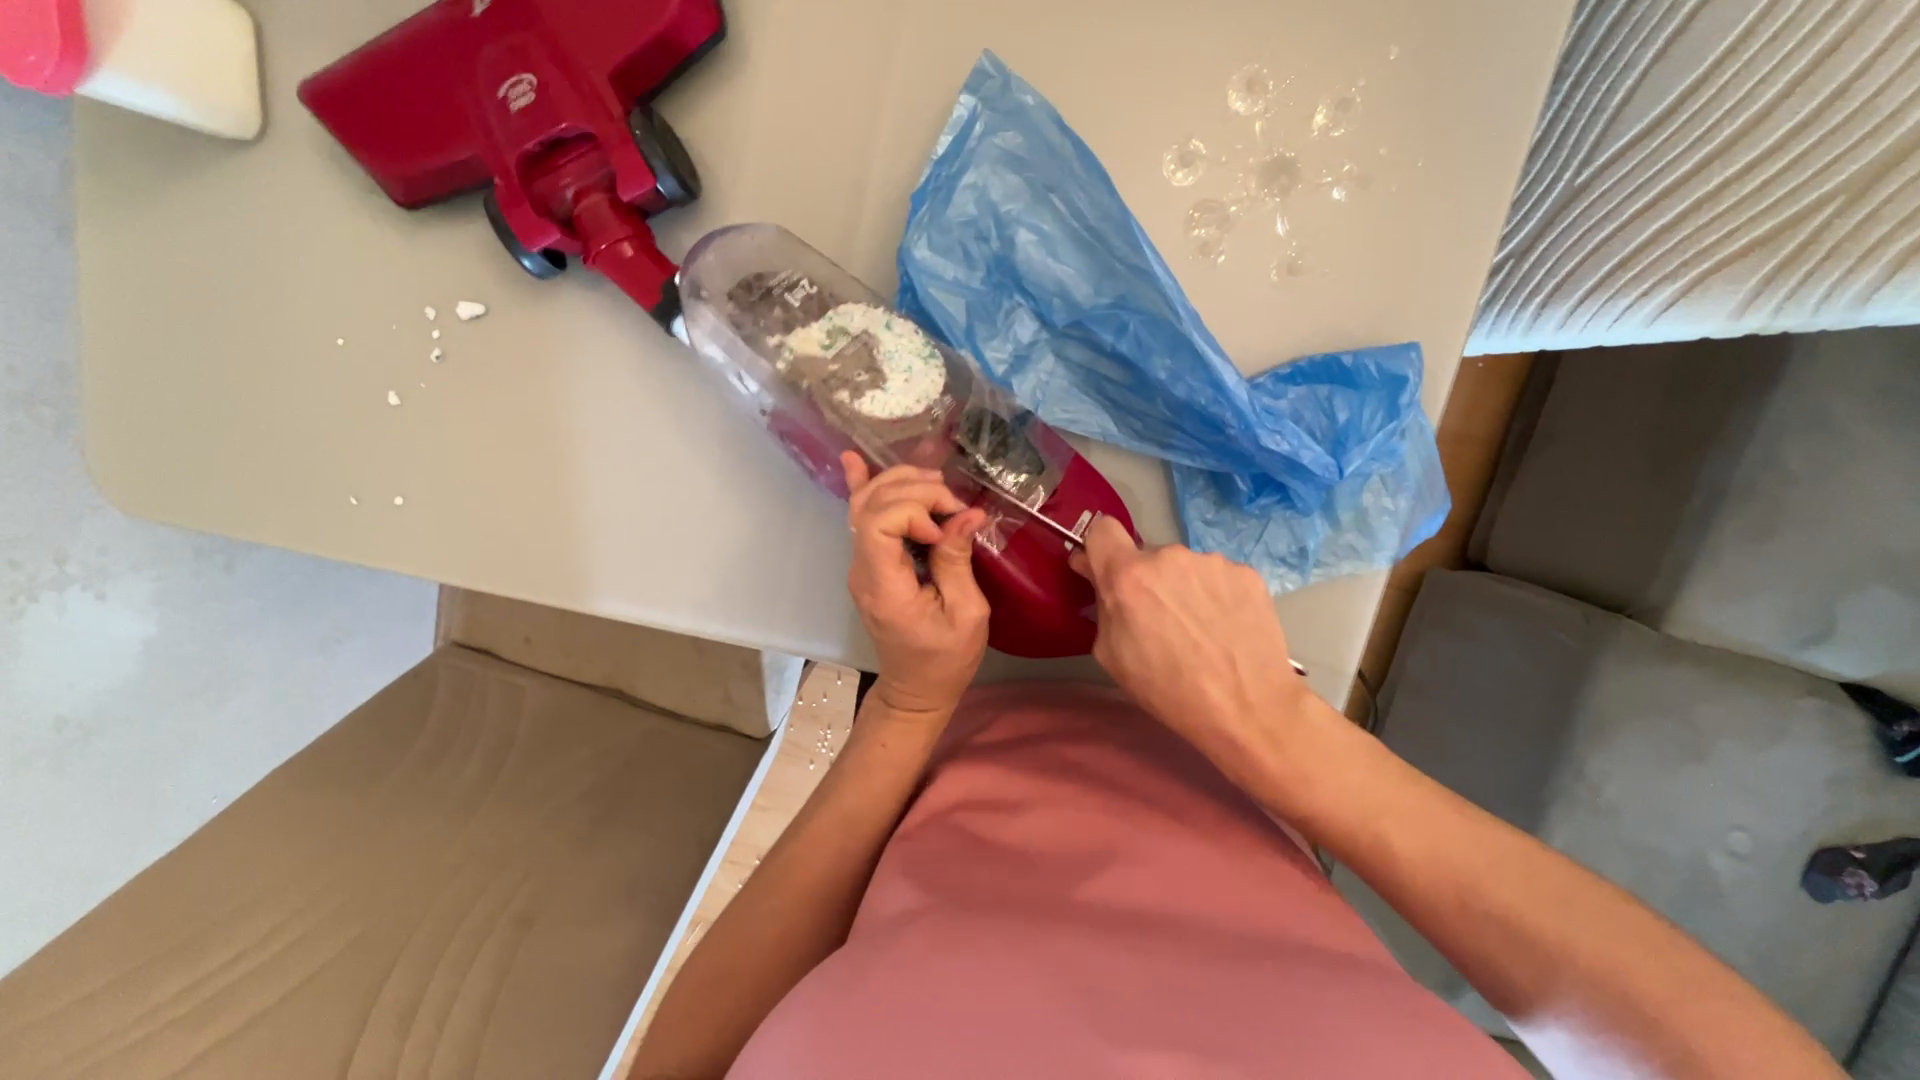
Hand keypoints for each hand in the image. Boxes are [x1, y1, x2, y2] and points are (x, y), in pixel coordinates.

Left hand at [842, 453, 991, 716]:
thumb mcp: (967, 614)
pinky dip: (863, 488)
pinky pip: (863, 519)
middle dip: (914, 491)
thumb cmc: (946, 659)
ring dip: (900, 484)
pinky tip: (854, 460)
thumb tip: (967, 514)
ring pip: (864, 505)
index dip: (913, 511)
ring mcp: (861, 565)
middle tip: (952, 504)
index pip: (878, 524)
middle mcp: (863, 571)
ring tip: (936, 485)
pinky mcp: (869, 563)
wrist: (916, 689)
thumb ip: (958, 561)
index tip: (944, 531)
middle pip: (871, 505)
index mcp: (885, 587)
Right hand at [1070, 517, 1314, 767]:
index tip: (1105, 572)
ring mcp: (1211, 562)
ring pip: (1184, 567)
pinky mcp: (1246, 573)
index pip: (1101, 530)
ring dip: (1183, 587)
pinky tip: (1225, 627)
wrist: (1248, 707)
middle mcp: (1169, 557)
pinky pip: (1216, 577)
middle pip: (1146, 556)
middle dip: (1146, 581)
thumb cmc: (1168, 690)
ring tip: (1199, 629)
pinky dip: (1215, 595)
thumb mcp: (1111, 655)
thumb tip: (1097, 575)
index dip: (1100, 550)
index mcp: (1128, 576)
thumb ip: (1101, 606)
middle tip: (1160, 621)